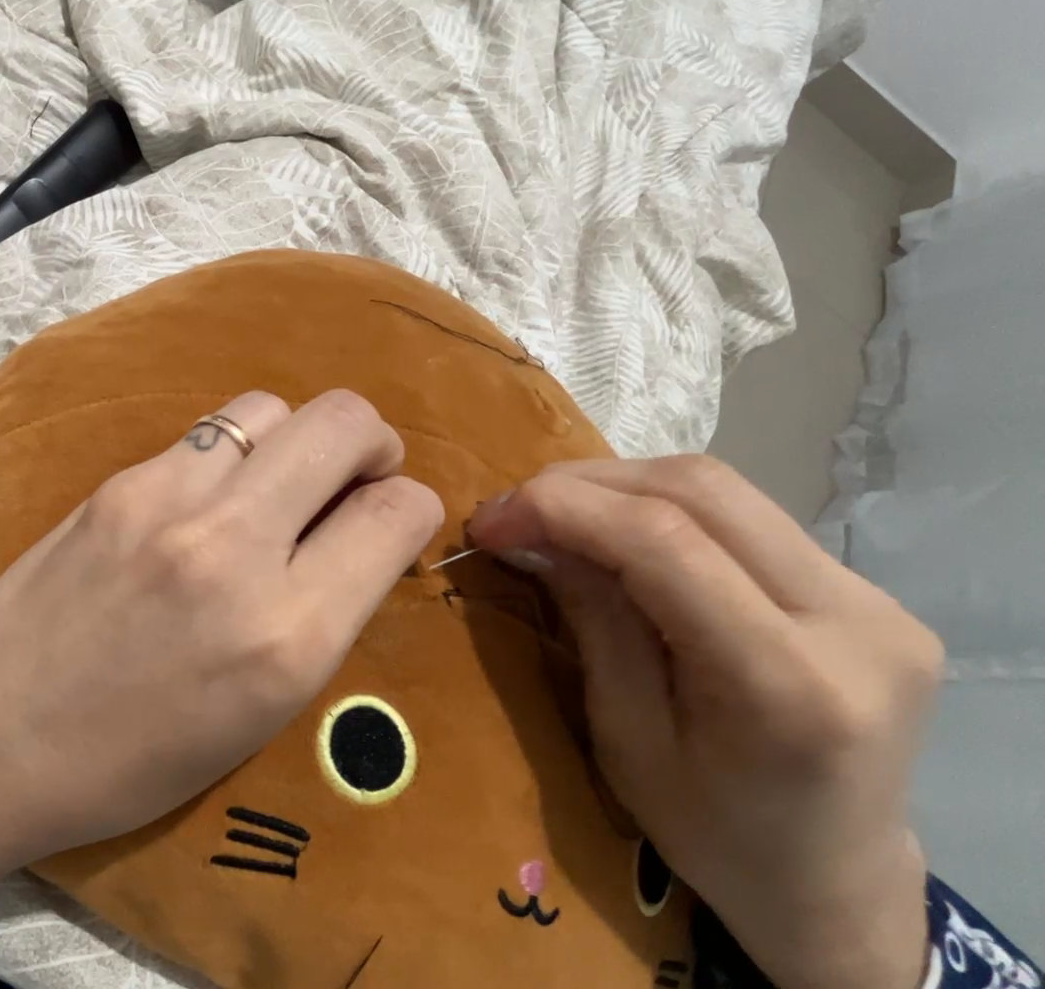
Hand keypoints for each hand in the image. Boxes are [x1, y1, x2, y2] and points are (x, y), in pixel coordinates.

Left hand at [0, 390, 444, 901]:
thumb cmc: (126, 763)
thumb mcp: (258, 718)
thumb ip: (318, 617)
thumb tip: (353, 543)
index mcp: (288, 636)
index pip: (397, 513)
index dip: (409, 511)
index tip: (388, 527)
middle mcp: (234, 550)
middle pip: (343, 422)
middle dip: (370, 443)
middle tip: (351, 481)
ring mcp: (166, 503)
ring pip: (269, 409)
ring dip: (291, 442)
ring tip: (271, 488)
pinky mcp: (114, 484)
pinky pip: (202, 435)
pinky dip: (227, 456)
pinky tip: (203, 499)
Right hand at [467, 456, 940, 988]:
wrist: (831, 879)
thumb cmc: (710, 831)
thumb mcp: (625, 736)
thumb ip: (592, 620)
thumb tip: (529, 532)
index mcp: (789, 685)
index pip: (665, 542)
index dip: (561, 509)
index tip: (485, 521)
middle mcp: (856, 623)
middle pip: (701, 491)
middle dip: (584, 484)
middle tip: (508, 511)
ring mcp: (878, 598)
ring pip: (724, 489)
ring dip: (618, 486)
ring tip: (549, 514)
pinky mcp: (870, 589)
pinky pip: (744, 516)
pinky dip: (660, 507)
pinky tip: (612, 531)